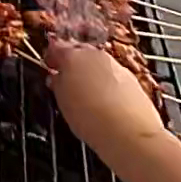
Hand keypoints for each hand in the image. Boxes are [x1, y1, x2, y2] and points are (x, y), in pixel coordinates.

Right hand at [45, 41, 168, 162]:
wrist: (130, 133)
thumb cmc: (91, 119)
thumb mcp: (63, 103)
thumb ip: (58, 84)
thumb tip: (56, 78)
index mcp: (72, 57)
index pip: (56, 48)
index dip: (51, 57)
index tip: (49, 65)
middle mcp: (94, 54)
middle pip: (79, 51)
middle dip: (72, 63)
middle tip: (67, 79)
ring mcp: (114, 64)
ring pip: (97, 63)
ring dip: (90, 72)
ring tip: (87, 94)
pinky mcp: (131, 77)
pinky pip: (113, 74)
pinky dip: (107, 82)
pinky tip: (106, 100)